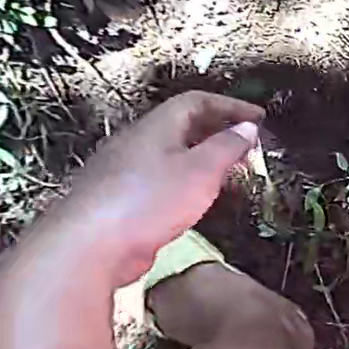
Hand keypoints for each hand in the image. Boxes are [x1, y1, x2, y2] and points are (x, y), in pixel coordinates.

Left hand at [41, 91, 263, 283]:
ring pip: (173, 153)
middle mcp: (137, 143)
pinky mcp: (121, 199)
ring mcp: (125, 171)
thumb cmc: (150, 200)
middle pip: (183, 125)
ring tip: (231, 171)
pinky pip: (162, 177)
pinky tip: (199, 197)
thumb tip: (247, 127)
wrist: (89, 247)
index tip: (259, 118)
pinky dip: (189, 179)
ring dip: (205, 156)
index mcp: (156, 128)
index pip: (196, 102)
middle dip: (220, 130)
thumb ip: (228, 146)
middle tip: (249, 145)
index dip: (231, 106)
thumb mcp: (201, 169)